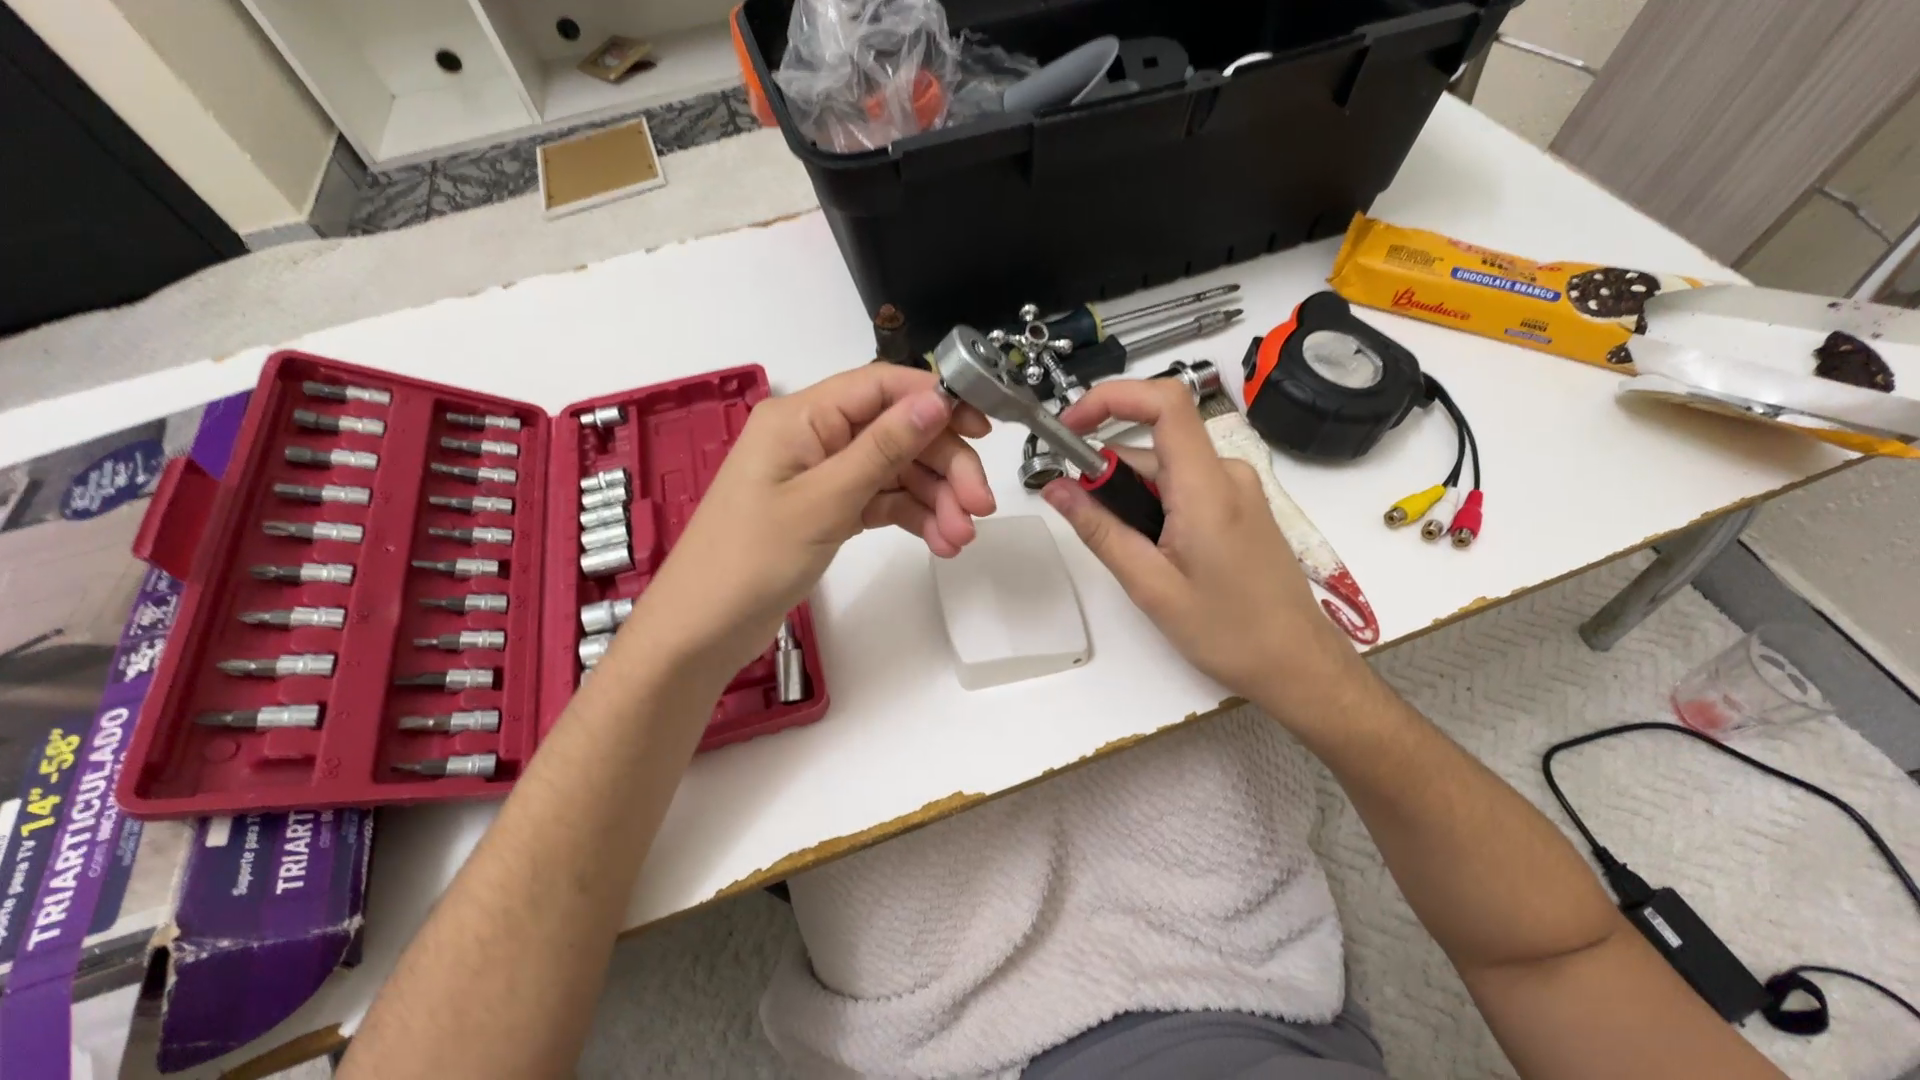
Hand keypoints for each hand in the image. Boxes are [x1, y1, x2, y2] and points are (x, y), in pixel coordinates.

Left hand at [628, 364, 994, 680]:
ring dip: (934, 499)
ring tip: (961, 539)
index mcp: (802, 416)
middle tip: (980, 507)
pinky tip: (939, 542)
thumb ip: (883, 448)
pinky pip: (881, 501)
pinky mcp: (827, 509)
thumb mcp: (824, 500)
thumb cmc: (752, 558)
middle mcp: (814, 437)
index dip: (936, 400)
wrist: (704, 628)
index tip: (983, 429)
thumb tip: (935, 398)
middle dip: (944, 465)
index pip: (882, 387)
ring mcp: (821, 475)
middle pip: (897, 432)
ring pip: (895, 471)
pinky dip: (912, 517)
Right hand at [1041, 380, 1367, 719]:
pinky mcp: (1242, 505)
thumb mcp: (1150, 585)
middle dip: (1110, 473)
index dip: (1111, 398)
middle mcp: (1228, 474)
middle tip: (1087, 522)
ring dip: (1133, 496)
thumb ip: (1099, 530)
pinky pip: (1186, 484)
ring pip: (1167, 467)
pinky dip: (1157, 505)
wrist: (1296, 662)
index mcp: (1207, 488)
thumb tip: (1055, 487)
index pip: (1164, 402)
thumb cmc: (1228, 632)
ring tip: (1133, 556)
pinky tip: (1157, 553)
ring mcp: (1239, 488)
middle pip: (1155, 443)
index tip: (1069, 427)